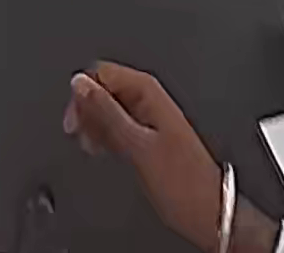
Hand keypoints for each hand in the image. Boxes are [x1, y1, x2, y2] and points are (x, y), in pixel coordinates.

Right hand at [62, 62, 278, 252]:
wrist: (208, 211)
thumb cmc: (181, 181)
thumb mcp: (136, 144)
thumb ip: (105, 110)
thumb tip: (80, 83)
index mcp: (146, 89)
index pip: (100, 72)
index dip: (82, 94)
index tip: (74, 120)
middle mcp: (147, 96)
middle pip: (103, 87)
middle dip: (87, 110)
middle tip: (83, 137)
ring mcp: (147, 113)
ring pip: (107, 106)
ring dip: (94, 124)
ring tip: (93, 146)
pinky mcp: (146, 131)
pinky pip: (116, 122)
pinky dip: (105, 134)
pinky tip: (104, 149)